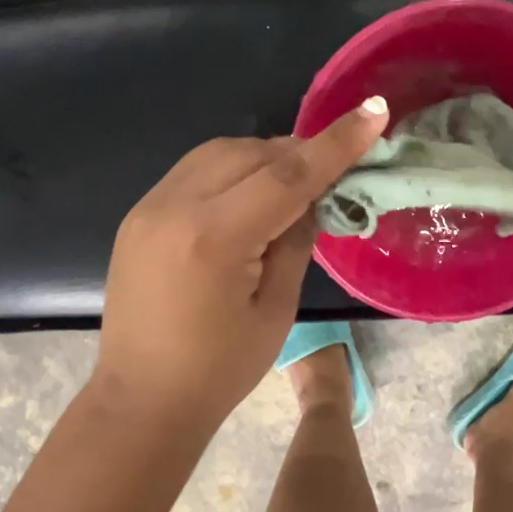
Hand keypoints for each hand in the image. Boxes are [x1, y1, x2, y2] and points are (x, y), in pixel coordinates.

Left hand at [91, 97, 389, 429]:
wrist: (141, 399)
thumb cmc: (219, 370)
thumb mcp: (275, 310)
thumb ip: (296, 242)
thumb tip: (311, 198)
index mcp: (214, 237)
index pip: (286, 174)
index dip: (335, 143)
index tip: (374, 111)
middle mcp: (174, 207)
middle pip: (251, 152)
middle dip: (297, 153)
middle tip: (333, 171)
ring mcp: (148, 208)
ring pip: (218, 153)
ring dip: (262, 158)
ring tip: (293, 186)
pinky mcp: (138, 216)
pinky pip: (193, 172)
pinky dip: (230, 172)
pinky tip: (249, 198)